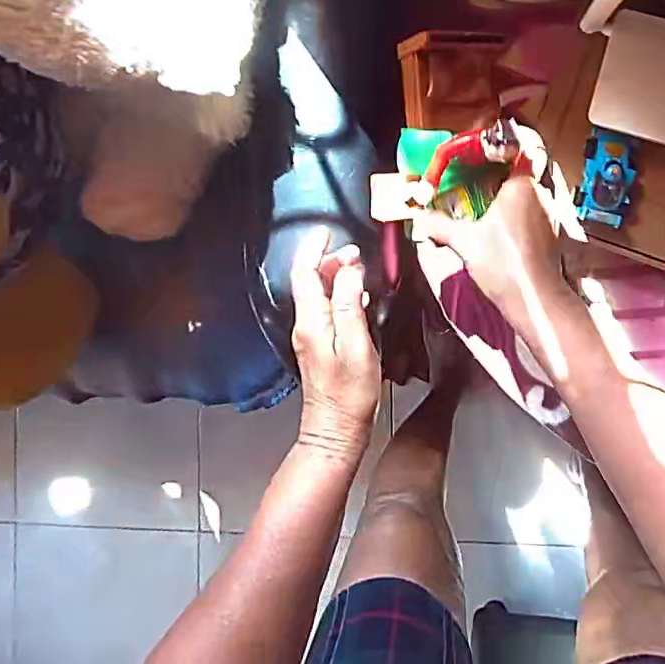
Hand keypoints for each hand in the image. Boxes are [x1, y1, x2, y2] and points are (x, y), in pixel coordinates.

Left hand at [289, 229, 380, 463]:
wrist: (335, 433)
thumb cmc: (349, 395)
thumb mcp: (356, 344)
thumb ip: (349, 303)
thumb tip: (349, 270)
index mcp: (311, 321)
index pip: (304, 272)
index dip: (314, 248)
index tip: (328, 231)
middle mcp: (305, 325)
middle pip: (310, 281)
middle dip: (330, 260)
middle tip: (356, 253)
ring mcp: (311, 336)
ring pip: (318, 294)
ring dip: (335, 276)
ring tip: (359, 269)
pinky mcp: (320, 347)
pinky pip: (326, 310)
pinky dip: (340, 295)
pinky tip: (358, 299)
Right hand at [414, 167, 573, 339]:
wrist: (535, 302)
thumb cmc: (506, 265)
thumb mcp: (464, 241)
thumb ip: (440, 225)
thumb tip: (422, 218)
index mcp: (522, 186)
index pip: (522, 150)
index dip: (503, 148)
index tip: (484, 154)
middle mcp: (541, 196)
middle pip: (522, 172)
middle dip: (500, 175)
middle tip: (476, 180)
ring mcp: (549, 216)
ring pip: (529, 194)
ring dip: (509, 197)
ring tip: (484, 205)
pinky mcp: (551, 235)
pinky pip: (533, 213)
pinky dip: (517, 215)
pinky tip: (498, 228)